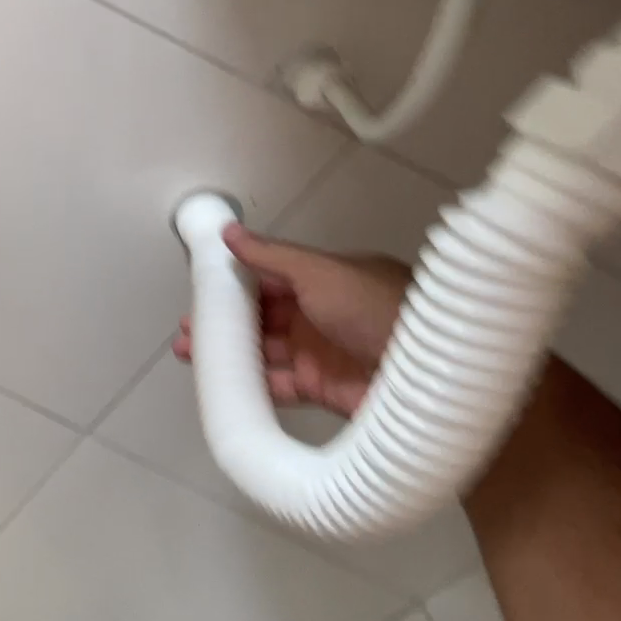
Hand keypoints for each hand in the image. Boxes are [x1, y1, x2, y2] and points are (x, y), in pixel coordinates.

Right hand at [174, 225, 410, 418]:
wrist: (432, 376)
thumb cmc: (380, 311)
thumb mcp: (321, 272)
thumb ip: (270, 255)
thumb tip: (228, 231)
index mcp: (323, 283)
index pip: (266, 282)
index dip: (230, 287)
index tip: (198, 294)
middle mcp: (320, 317)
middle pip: (259, 319)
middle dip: (223, 324)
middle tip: (188, 331)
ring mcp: (320, 354)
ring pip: (261, 352)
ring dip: (227, 353)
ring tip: (189, 355)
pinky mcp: (321, 389)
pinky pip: (275, 386)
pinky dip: (247, 386)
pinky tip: (221, 384)